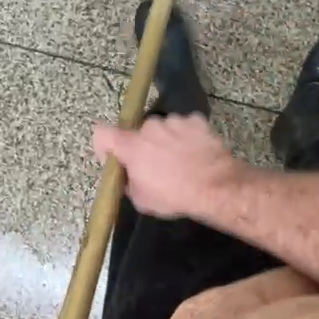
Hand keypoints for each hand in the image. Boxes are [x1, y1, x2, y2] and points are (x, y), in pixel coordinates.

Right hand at [92, 113, 247, 219]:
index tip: (113, 156)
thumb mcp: (141, 199)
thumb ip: (128, 180)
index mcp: (131, 145)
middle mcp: (150, 126)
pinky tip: (195, 153)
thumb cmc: (174, 196)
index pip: (102, 133)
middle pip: (138, 133)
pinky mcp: (195, 119)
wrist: (215, 185)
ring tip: (181, 161)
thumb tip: (129, 173)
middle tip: (156, 166)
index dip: (104, 144)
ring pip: (163, 129)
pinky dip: (187, 137)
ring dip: (167, 141)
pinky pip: (185, 126)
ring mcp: (174, 120)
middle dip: (144, 147)